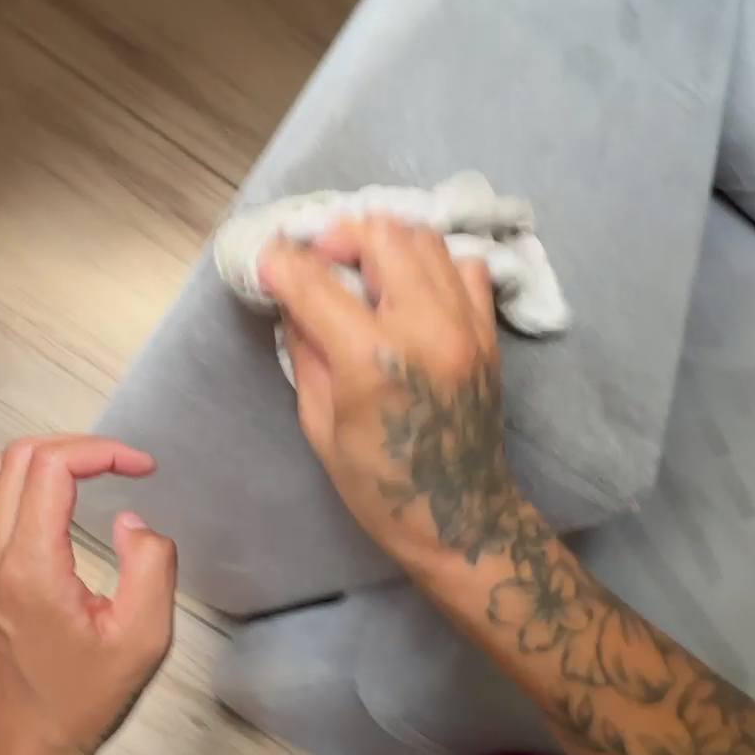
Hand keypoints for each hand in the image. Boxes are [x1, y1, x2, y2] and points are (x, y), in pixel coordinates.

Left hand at [0, 435, 176, 754]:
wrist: (29, 741)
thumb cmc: (87, 695)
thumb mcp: (144, 638)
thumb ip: (151, 566)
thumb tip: (131, 521)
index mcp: (31, 567)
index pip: (51, 466)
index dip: (102, 451)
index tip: (142, 467)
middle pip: (21, 455)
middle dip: (79, 446)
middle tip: (123, 465)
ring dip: (49, 456)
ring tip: (95, 471)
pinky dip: (28, 477)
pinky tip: (63, 497)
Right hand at [259, 215, 518, 569]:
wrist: (458, 518)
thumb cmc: (376, 485)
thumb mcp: (319, 423)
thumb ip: (305, 351)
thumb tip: (293, 301)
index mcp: (373, 360)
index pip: (316, 284)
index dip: (282, 263)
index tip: (266, 258)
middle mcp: (426, 327)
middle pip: (381, 237)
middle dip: (338, 236)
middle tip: (318, 260)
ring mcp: (466, 324)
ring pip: (424, 239)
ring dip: (382, 242)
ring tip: (360, 266)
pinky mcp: (488, 331)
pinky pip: (463, 265)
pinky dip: (430, 262)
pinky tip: (408, 286)